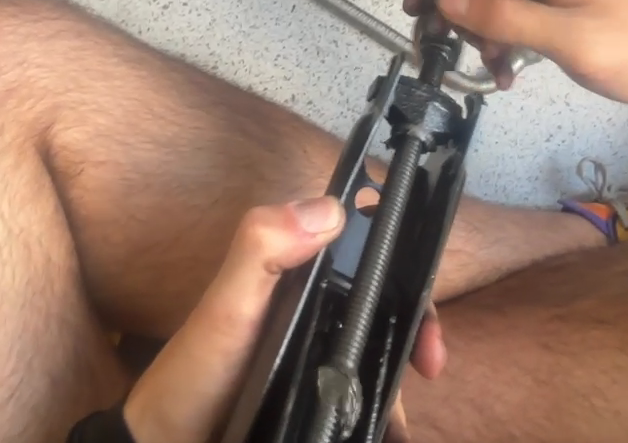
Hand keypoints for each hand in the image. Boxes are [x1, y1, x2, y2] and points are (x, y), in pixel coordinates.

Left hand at [120, 197, 446, 442]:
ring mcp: (317, 346)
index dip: (399, 250)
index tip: (418, 287)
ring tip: (403, 416)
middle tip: (430, 362)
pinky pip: (365, 391)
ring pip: (380, 346)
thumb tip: (332, 207)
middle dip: (415, 322)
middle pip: (383, 297)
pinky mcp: (318, 389)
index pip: (360, 240)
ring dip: (402, 370)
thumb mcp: (227, 304)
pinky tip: (389, 428)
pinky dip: (384, 407)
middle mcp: (313, 301)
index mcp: (297, 267)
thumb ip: (261, 248)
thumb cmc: (197, 371)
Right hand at [403, 0, 627, 106]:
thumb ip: (504, 16)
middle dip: (445, 7)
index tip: (418, 10)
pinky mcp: (558, 16)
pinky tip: (508, 78)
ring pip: (487, 0)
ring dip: (473, 32)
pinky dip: (500, 46)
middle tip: (438, 50)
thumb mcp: (567, 37)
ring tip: (485, 70)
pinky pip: (512, 22)